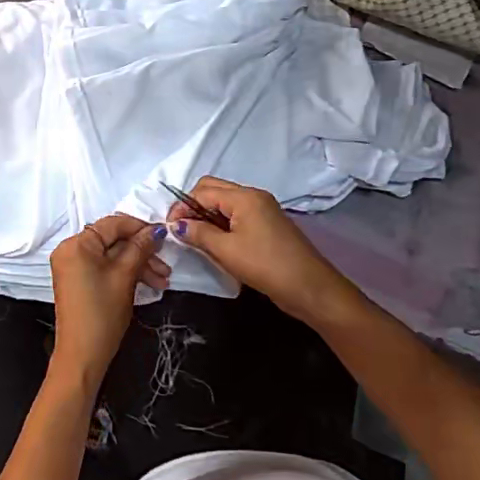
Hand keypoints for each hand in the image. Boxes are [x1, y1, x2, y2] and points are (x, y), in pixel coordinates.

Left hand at [48, 214, 169, 382]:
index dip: (140, 228)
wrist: (82, 354)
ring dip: (138, 266)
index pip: (112, 224)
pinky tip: (148, 285)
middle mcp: (70, 250)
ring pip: (112, 256)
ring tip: (162, 283)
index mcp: (77, 244)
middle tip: (166, 268)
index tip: (165, 236)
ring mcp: (73, 266)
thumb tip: (156, 230)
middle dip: (142, 252)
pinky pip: (104, 268)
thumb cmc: (102, 312)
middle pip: (113, 241)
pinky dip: (124, 274)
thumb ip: (140, 248)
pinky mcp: (79, 280)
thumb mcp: (125, 277)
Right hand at [169, 176, 357, 321]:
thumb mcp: (225, 250)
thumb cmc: (265, 266)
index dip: (182, 206)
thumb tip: (176, 225)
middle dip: (193, 207)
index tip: (170, 228)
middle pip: (213, 190)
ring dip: (207, 216)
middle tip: (181, 231)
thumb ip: (198, 233)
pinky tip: (216, 243)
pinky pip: (237, 215)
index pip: (202, 191)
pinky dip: (222, 224)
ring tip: (196, 239)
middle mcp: (254, 196)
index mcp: (244, 197)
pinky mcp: (267, 224)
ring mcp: (263, 209)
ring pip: (225, 203)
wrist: (310, 288)